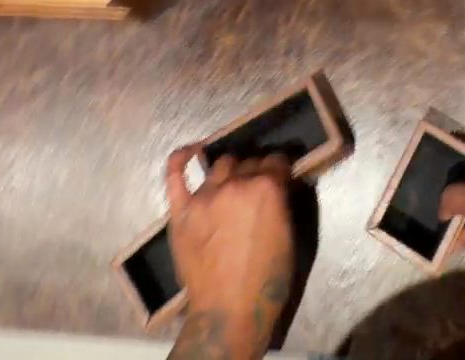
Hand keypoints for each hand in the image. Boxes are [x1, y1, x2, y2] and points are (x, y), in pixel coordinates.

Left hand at [164, 146, 293, 352]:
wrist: (228, 312)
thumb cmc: (267, 280)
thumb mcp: (289, 236)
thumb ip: (283, 203)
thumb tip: (281, 186)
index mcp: (266, 187)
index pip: (277, 161)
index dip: (281, 170)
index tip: (282, 179)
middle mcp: (236, 183)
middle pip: (249, 161)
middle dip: (257, 171)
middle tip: (257, 191)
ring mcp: (205, 195)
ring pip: (221, 165)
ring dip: (231, 171)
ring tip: (232, 185)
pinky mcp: (181, 210)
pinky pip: (175, 174)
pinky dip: (182, 158)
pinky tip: (191, 152)